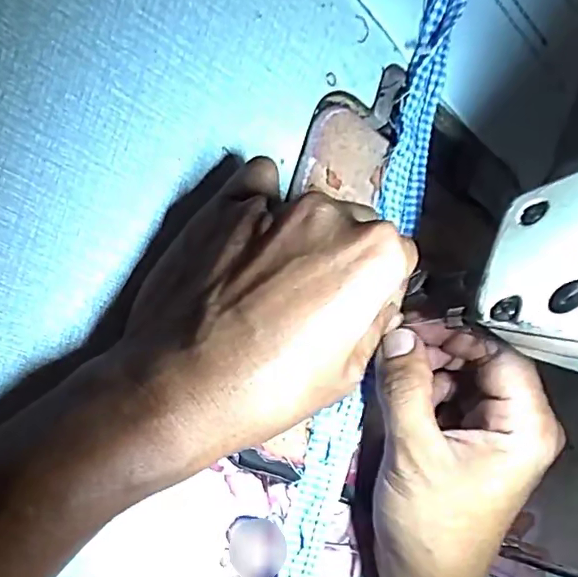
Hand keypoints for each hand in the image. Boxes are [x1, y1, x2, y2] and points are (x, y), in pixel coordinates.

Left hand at [108, 157, 416, 474]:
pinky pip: (259, 184)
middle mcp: (330, 215)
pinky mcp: (224, 203)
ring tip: (267, 286)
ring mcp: (275, 204)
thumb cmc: (268, 392)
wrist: (179, 387)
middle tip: (308, 305)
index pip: (398, 256)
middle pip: (354, 228)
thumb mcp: (345, 376)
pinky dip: (260, 204)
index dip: (378, 289)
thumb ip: (374, 324)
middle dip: (342, 259)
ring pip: (308, 211)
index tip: (353, 312)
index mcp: (373, 255)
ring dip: (301, 238)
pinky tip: (245, 241)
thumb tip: (377, 304)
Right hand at [372, 321, 564, 576]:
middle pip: (484, 365)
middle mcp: (520, 426)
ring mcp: (496, 438)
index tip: (413, 326)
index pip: (500, 354)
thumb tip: (398, 334)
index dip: (456, 334)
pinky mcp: (472, 448)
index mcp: (527, 426)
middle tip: (397, 345)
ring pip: (466, 382)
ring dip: (430, 371)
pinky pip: (453, 405)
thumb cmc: (429, 526)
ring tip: (393, 369)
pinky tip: (401, 394)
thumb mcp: (413, 450)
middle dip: (440, 352)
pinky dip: (428, 395)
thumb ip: (406, 387)